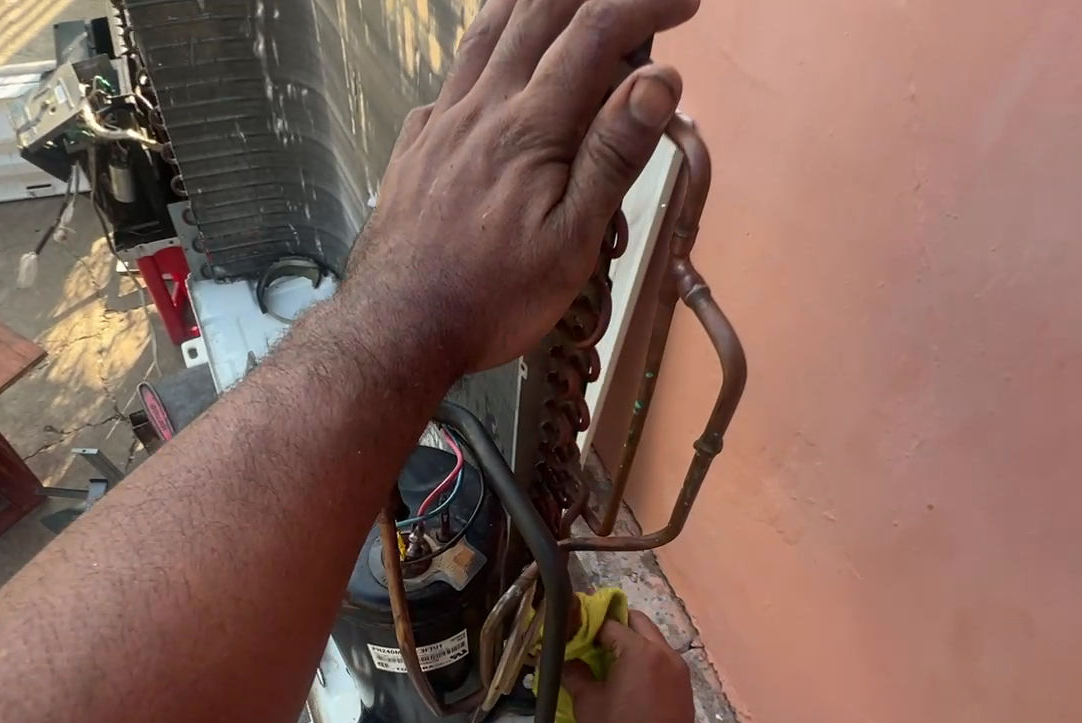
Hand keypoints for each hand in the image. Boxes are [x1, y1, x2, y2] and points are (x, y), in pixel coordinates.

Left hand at [343, 0, 697, 375]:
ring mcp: (438, 128)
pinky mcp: (412, 153)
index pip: (596, 33)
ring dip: (530, 1)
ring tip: (561, 0)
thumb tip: (658, 82)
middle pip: (537, 12)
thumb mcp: (569, 245)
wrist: (397, 330)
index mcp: (529, 129)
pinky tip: (488, 72)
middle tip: (630, 3)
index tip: (683, 5)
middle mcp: (480, 111)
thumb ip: (611, 159)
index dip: (645, 5)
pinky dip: (479, 55)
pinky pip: (447, 82)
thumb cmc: (489, 301)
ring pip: (485, 33)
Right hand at [560, 611, 706, 722]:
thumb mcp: (588, 705)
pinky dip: (642, 660)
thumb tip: (566, 661)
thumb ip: (575, 675)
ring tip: (604, 664)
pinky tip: (623, 681)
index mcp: (640, 650)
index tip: (571, 638)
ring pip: (651, 640)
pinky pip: (660, 660)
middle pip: (636, 622)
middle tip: (589, 644)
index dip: (586, 628)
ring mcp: (678, 669)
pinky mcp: (682, 687)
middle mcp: (664, 652)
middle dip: (612, 627)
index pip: (609, 623)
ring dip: (629, 643)